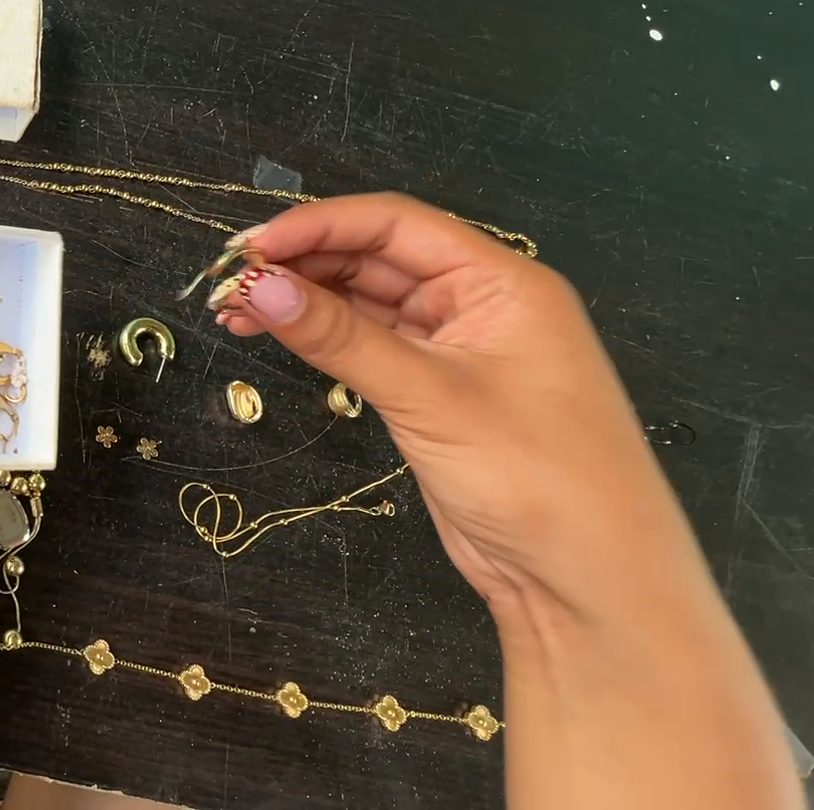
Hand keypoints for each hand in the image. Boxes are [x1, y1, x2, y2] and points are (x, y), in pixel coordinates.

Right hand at [209, 193, 686, 613]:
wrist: (585, 588)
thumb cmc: (533, 477)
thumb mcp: (428, 397)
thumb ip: (337, 336)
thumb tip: (254, 285)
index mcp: (498, 282)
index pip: (394, 225)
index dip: (317, 224)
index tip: (249, 247)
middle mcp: (472, 301)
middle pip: (371, 258)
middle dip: (298, 263)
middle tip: (227, 281)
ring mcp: (447, 345)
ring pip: (359, 299)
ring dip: (297, 299)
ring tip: (232, 310)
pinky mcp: (424, 385)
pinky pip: (359, 339)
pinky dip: (313, 334)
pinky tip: (268, 333)